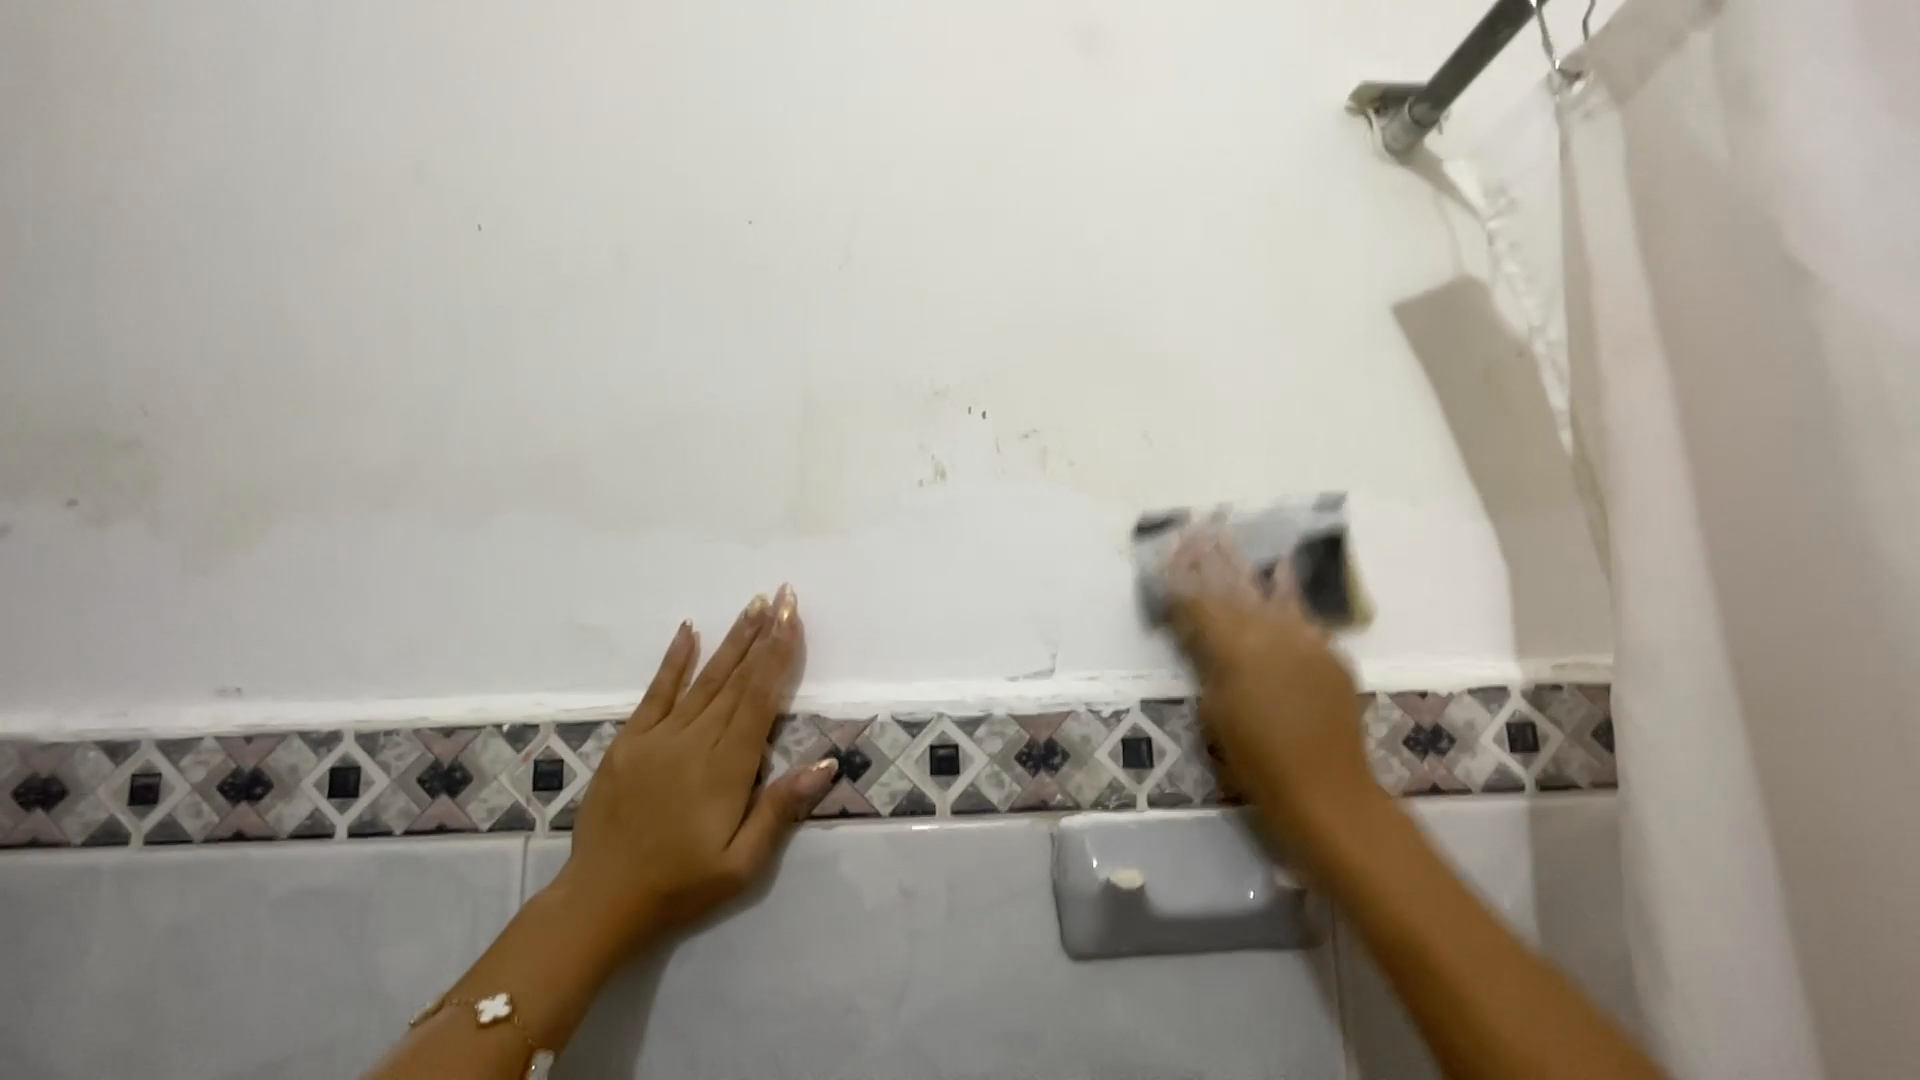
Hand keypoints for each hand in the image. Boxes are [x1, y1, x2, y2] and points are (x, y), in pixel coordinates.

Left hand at [550, 586, 838, 949]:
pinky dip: (674, 661)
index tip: (792, 617)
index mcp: (726, 769)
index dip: (779, 655)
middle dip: (763, 635)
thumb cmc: (682, 886)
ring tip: (753, 605)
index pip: (760, 699)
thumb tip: (826, 762)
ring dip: (731, 640)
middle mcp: (694, 742)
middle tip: (782, 595)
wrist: (601, 901)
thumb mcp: (742, 864)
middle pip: (737, 680)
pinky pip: (656, 693)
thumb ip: (780, 809)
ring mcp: (657, 738)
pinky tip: (689, 631)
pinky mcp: (629, 743)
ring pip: (704, 679)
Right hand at [1162, 529, 1377, 836]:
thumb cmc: (1254, 761)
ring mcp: (1305, 638)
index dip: (1178, 582)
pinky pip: (1301, 611)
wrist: (1325, 790)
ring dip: (1243, 565)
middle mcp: (1270, 631)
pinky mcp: (1328, 652)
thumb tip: (1197, 635)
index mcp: (1234, 648)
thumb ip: (1206, 664)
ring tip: (1225, 535)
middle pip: (1231, 587)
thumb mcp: (1213, 712)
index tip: (1163, 557)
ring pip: (1266, 592)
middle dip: (1208, 559)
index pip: (1198, 604)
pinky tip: (1279, 567)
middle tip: (1193, 530)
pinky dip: (1286, 589)